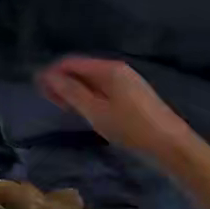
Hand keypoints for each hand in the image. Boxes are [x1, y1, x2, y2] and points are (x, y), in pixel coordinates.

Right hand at [37, 56, 197, 161]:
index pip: (72, 63)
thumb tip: (49, 76)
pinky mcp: (132, 95)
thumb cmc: (130, 127)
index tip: (38, 88)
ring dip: (75, 90)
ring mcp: (127, 82)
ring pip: (92, 80)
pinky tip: (85, 110)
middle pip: (82, 69)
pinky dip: (89, 95)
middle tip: (47, 99)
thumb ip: (71, 92)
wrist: (171, 145)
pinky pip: (103, 88)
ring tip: (63, 106)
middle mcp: (117, 70)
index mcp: (108, 69)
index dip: (53, 72)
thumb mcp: (95, 111)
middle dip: (63, 80)